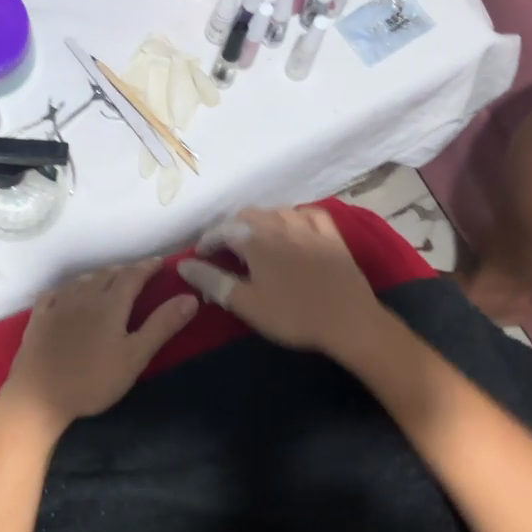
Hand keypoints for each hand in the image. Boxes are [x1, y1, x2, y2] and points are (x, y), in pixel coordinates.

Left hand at [0, 258, 199, 430]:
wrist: (38, 396)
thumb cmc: (92, 380)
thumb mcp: (134, 356)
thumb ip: (161, 326)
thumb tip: (189, 297)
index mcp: (110, 304)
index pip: (132, 276)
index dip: (148, 267)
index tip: (160, 262)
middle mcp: (83, 297)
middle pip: (107, 275)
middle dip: (125, 271)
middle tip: (138, 274)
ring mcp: (58, 306)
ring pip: (82, 281)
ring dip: (99, 277)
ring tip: (108, 281)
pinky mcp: (38, 319)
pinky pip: (55, 293)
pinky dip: (69, 289)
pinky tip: (68, 295)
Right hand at [176, 207, 382, 356]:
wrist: (348, 321)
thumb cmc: (292, 315)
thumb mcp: (246, 303)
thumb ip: (212, 281)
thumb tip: (183, 264)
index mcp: (256, 240)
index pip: (222, 230)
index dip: (207, 242)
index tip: (198, 257)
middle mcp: (280, 225)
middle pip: (248, 215)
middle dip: (231, 228)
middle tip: (224, 249)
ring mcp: (309, 227)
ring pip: (277, 211)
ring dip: (260, 220)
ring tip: (254, 238)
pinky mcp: (332, 236)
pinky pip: (309, 214)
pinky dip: (294, 217)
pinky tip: (293, 227)